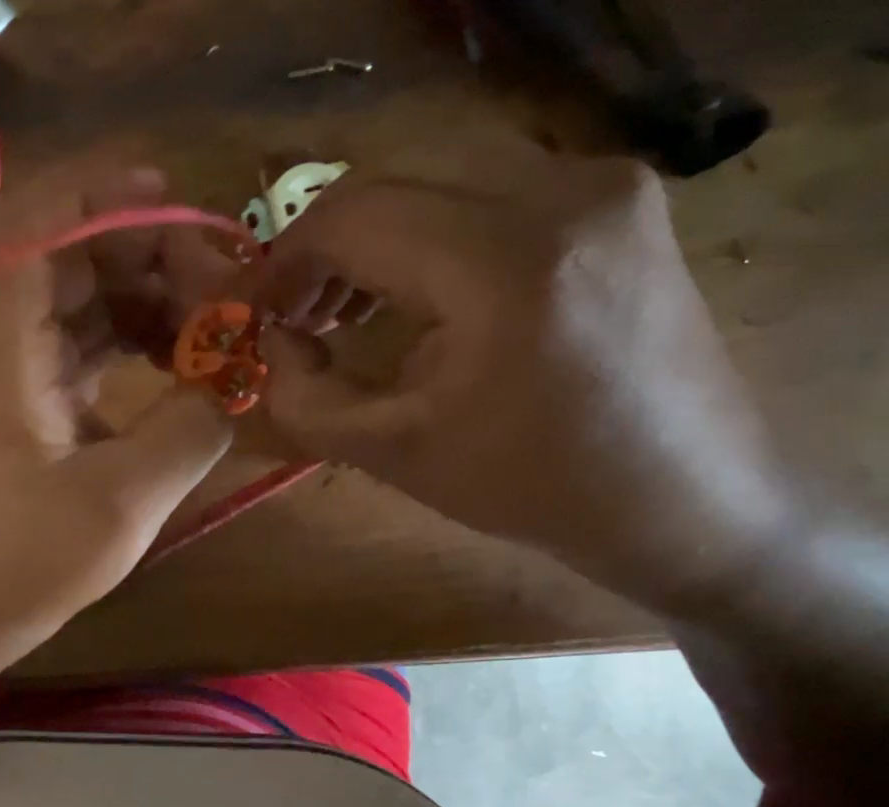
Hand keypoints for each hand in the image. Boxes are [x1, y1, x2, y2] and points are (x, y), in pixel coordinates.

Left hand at [0, 168, 236, 634]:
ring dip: (145, 287)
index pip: (27, 226)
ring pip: (79, 286)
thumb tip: (245, 365)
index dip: (94, 193)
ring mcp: (13, 361)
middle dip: (143, 246)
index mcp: (2, 350)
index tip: (170, 198)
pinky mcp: (33, 386)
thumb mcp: (130, 493)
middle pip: (63, 247)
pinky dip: (133, 326)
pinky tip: (184, 354)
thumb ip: (196, 420)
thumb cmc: (39, 554)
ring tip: (213, 319)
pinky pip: (84, 328)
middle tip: (217, 277)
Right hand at [248, 142, 795, 607]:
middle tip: (286, 314)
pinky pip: (482, 192)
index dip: (280, 260)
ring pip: (431, 182)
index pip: (352, 218)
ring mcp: (600, 186)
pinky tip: (403, 293)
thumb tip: (267, 337)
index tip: (246, 311)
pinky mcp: (614, 198)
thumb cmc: (532, 485)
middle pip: (388, 186)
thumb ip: (300, 393)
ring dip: (367, 241)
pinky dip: (423, 235)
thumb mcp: (388, 450)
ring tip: (335, 309)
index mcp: (506, 263)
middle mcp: (562, 193)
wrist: (687, 495)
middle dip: (318, 250)